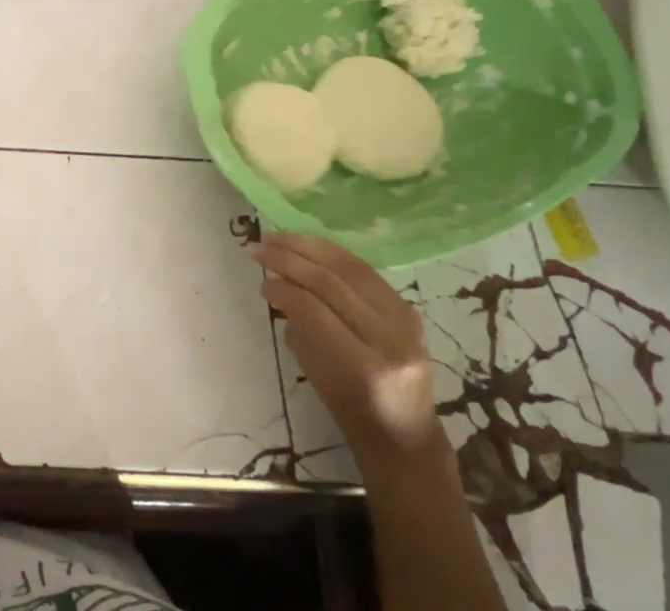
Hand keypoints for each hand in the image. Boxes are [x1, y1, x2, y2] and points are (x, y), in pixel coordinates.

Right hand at [254, 234, 443, 470]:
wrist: (404, 430)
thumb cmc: (349, 409)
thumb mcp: (315, 374)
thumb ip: (299, 327)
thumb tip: (279, 285)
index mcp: (363, 366)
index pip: (316, 311)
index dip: (284, 289)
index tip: (261, 279)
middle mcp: (390, 339)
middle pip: (334, 284)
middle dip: (291, 260)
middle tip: (260, 248)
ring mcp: (405, 323)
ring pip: (353, 270)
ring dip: (311, 248)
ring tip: (279, 238)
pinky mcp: (409, 310)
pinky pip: (367, 273)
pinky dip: (334, 255)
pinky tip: (310, 247)